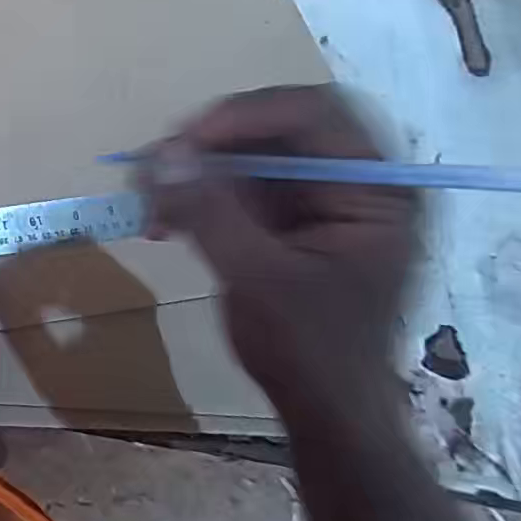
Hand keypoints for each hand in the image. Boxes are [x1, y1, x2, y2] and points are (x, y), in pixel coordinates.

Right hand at [144, 86, 420, 418]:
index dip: (245, 115)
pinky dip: (189, 196)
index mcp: (374, 188)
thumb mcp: (256, 277)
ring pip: (241, 153)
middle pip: (271, 126)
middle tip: (156, 165)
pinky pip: (226, 185)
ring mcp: (308, 198)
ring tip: (146, 200)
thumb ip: (210, 211)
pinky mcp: (275, 217)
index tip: (183, 142)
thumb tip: (161, 155)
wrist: (322, 406)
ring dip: (188, 171)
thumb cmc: (309, 348)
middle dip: (207, 143)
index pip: (314, 115)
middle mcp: (345, 180)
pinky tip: (159, 222)